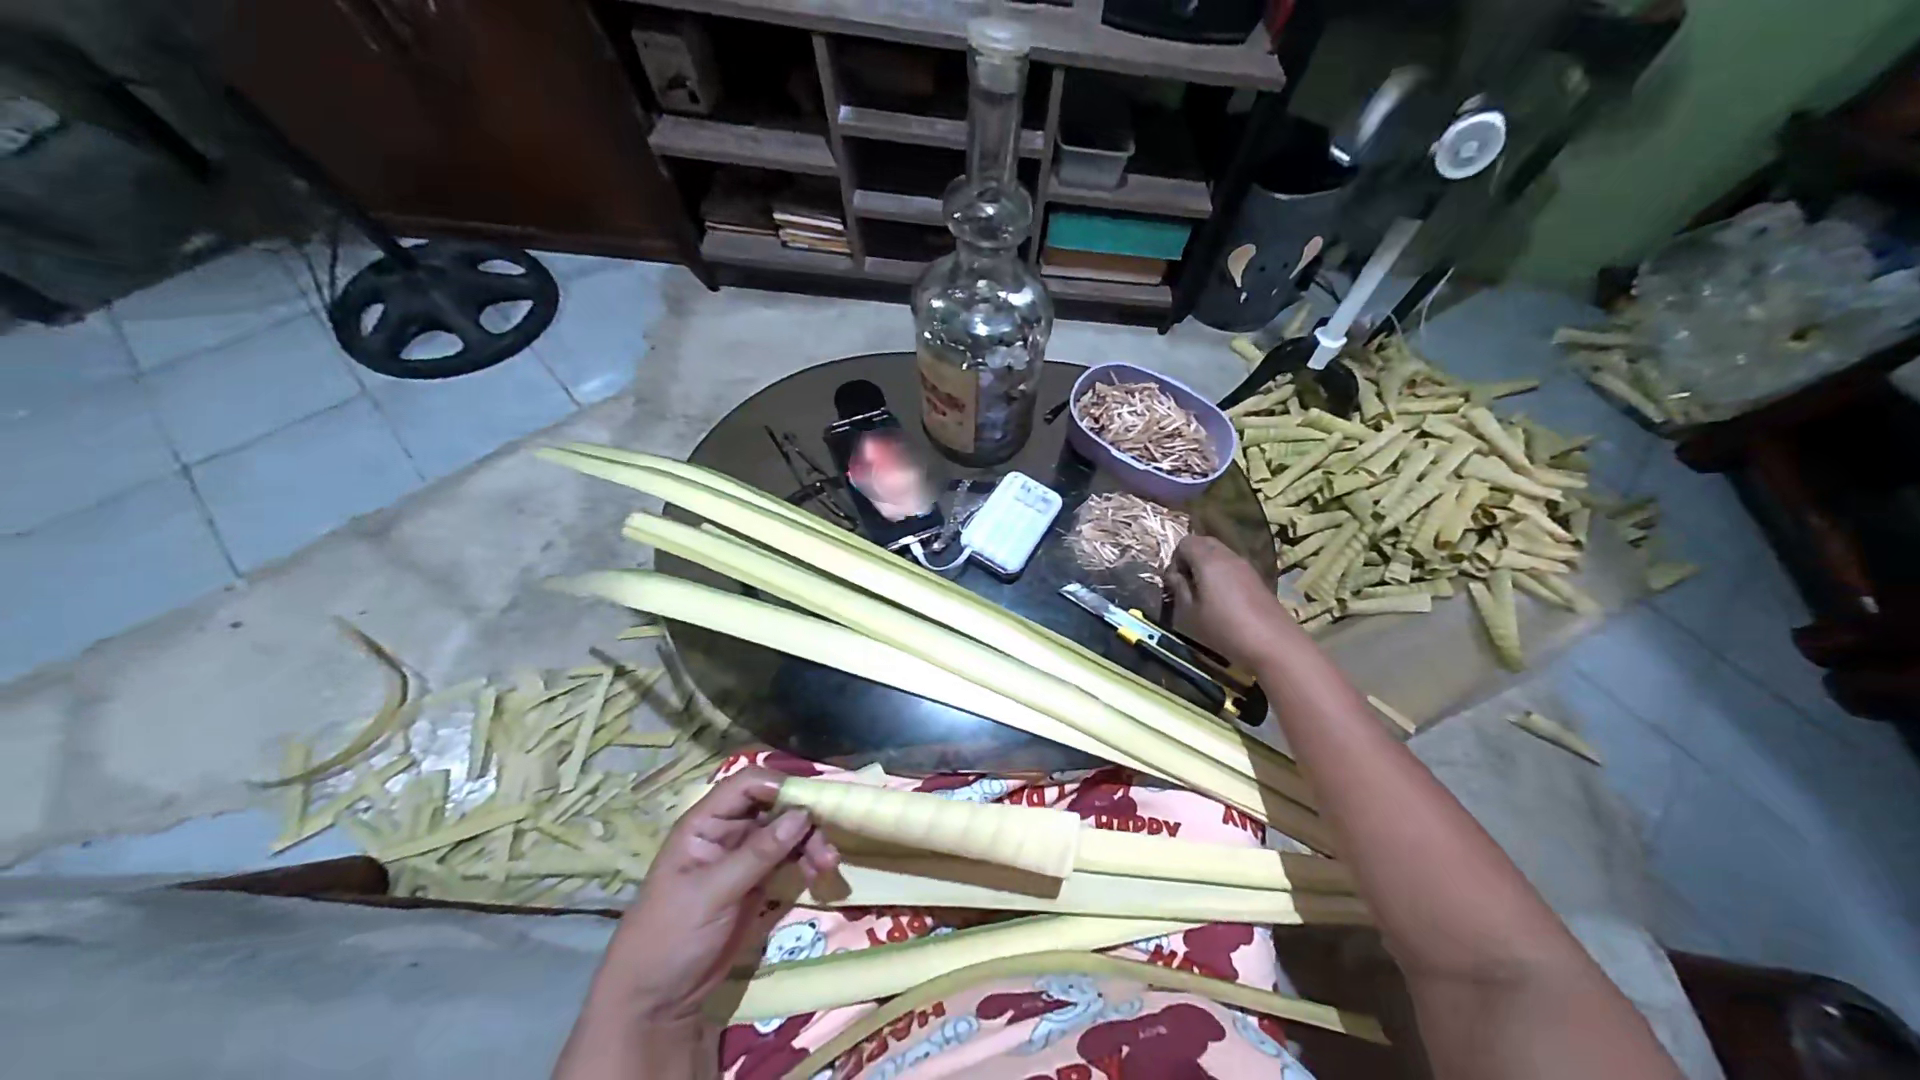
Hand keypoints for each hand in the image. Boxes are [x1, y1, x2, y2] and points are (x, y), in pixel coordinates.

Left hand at [593, 767, 838, 1025]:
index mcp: (705, 823)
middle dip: (804, 818)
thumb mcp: (712, 893)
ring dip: (811, 842)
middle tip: (826, 844)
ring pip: (788, 831)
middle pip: (774, 806)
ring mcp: (745, 857)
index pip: (746, 785)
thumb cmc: (670, 937)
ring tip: (828, 865)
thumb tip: (803, 813)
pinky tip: (820, 874)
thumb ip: (758, 853)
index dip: (778, 785)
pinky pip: (790, 858)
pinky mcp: (759, 882)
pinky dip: (808, 862)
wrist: (657, 1001)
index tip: (810, 803)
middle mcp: (728, 831)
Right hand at [1168, 535, 1302, 670]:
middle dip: (1190, 557)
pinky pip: (1232, 564)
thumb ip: (1179, 588)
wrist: (1273, 643)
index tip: (1175, 581)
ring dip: (1207, 565)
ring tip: (1203, 592)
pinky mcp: (1256, 577)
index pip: (1185, 541)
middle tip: (1187, 584)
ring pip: (1219, 553)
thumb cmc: (1224, 628)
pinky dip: (1222, 572)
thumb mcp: (1190, 613)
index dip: (1175, 558)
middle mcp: (1227, 555)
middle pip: (1204, 542)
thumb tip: (1174, 575)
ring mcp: (1245, 565)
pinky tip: (1222, 598)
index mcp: (1208, 560)